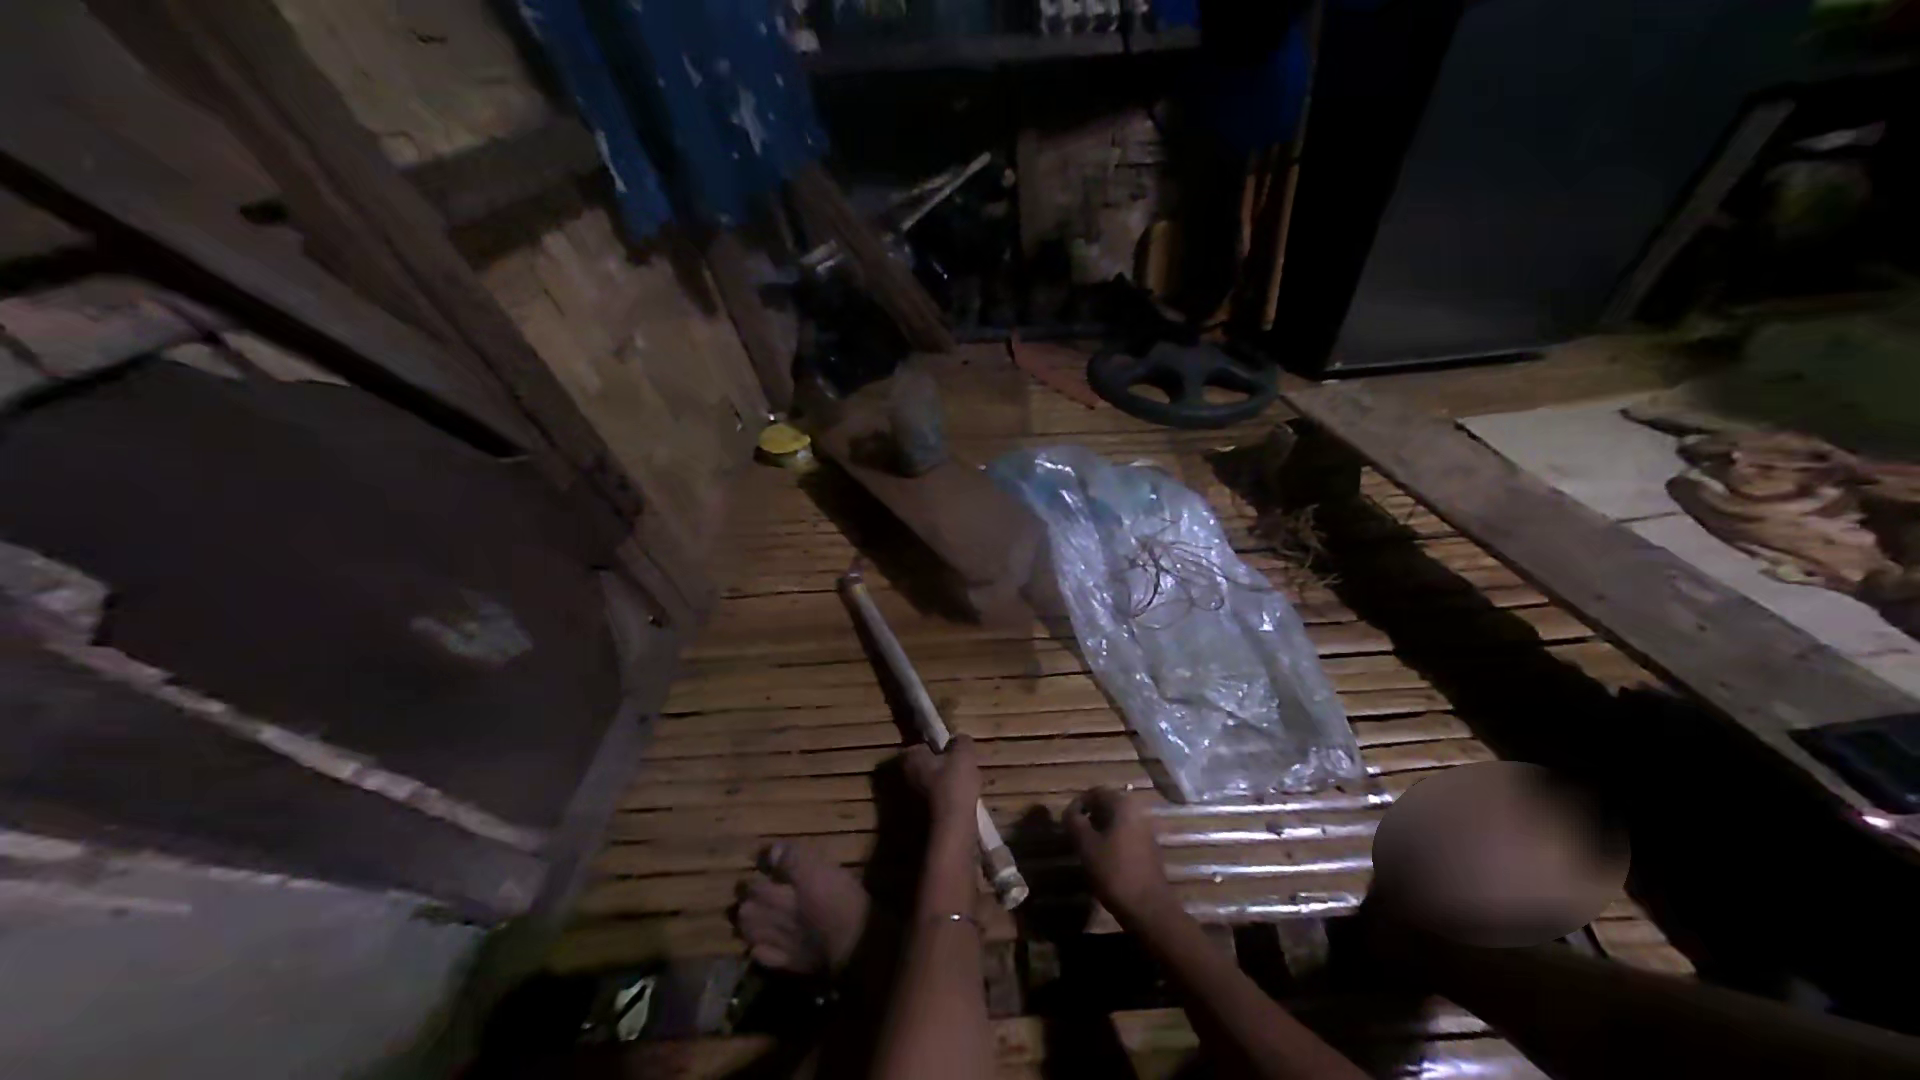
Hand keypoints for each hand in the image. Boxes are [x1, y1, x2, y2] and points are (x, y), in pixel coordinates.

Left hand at [904, 735, 981, 828]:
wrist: (949, 832)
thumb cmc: (953, 786)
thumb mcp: (964, 755)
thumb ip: (961, 741)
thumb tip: (958, 740)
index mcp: (909, 758)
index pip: (923, 746)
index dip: (940, 749)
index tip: (955, 755)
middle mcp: (902, 778)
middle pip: (926, 767)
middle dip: (942, 770)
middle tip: (962, 774)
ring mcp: (906, 801)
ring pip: (930, 788)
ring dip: (944, 789)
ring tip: (965, 793)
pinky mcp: (914, 821)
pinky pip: (933, 807)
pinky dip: (944, 807)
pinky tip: (960, 809)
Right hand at [1066, 787, 1173, 924]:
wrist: (1148, 908)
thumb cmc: (1114, 872)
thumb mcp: (1086, 846)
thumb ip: (1074, 822)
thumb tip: (1070, 812)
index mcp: (1123, 805)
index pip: (1095, 792)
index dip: (1078, 803)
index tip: (1067, 822)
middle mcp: (1137, 812)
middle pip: (1106, 805)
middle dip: (1088, 816)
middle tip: (1074, 834)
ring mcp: (1145, 831)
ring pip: (1115, 821)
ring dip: (1099, 829)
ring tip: (1085, 848)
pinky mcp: (1148, 849)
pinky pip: (1125, 835)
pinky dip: (1111, 840)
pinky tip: (1102, 859)